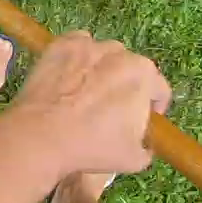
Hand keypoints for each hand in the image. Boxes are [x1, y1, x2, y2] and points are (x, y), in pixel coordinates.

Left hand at [0, 31, 171, 176]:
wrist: (42, 134)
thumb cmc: (93, 146)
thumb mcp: (135, 158)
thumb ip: (147, 146)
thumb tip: (143, 142)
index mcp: (144, 74)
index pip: (159, 89)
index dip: (153, 107)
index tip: (143, 120)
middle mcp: (119, 52)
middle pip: (130, 69)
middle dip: (125, 86)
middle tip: (111, 109)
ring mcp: (88, 45)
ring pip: (103, 55)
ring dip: (101, 69)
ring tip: (86, 93)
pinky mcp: (61, 44)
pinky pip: (77, 47)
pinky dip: (77, 58)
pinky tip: (69, 78)